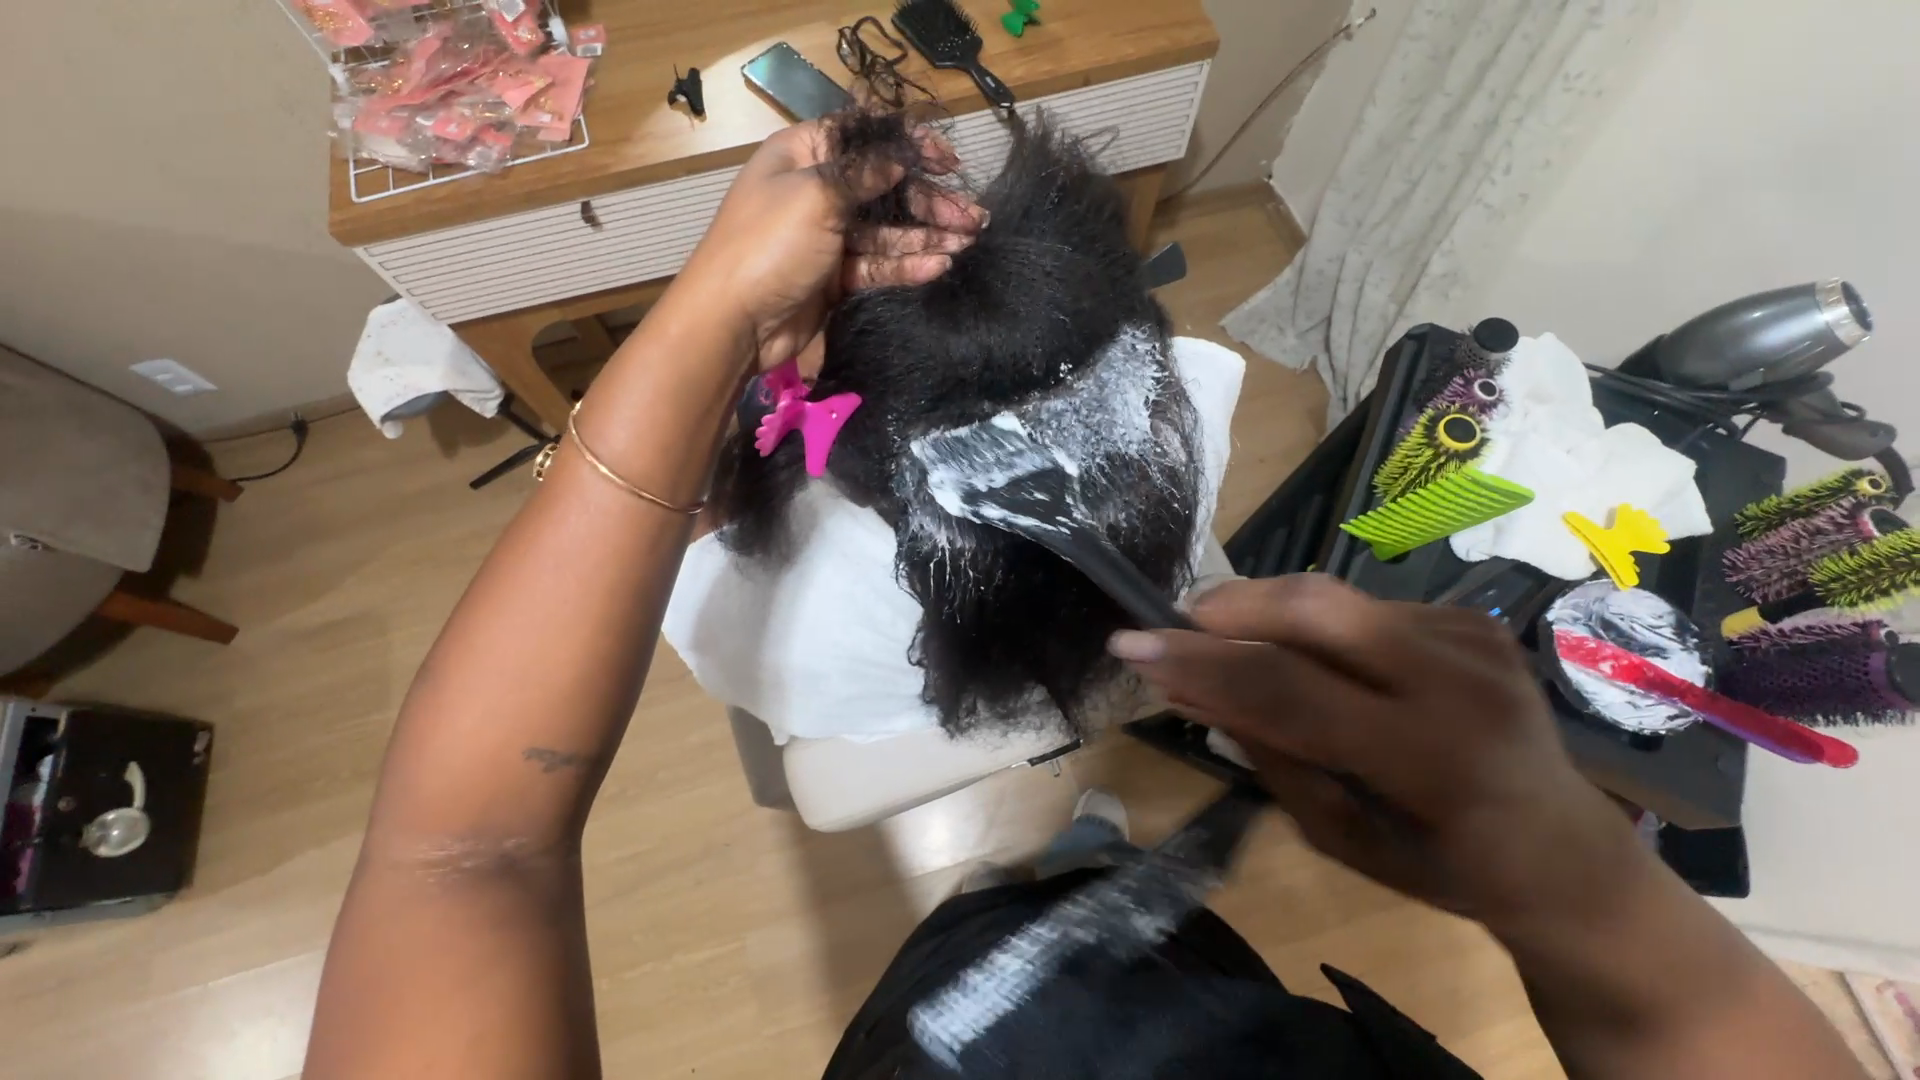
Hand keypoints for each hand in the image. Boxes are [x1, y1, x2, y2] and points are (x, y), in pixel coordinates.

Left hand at [672, 119, 987, 371]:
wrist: (734, 320)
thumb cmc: (768, 245)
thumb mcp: (817, 195)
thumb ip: (865, 174)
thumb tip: (902, 157)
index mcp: (804, 153)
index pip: (865, 138)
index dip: (909, 145)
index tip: (948, 160)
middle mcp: (818, 190)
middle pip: (884, 188)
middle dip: (930, 201)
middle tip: (974, 217)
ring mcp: (827, 237)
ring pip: (887, 231)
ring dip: (927, 235)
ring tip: (969, 241)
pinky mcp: (835, 277)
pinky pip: (877, 265)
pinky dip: (907, 265)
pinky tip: (939, 265)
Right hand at [1110, 575, 1641, 925]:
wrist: (1567, 850)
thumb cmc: (1442, 866)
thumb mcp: (1340, 837)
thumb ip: (1268, 754)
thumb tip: (1190, 685)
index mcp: (1433, 758)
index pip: (1289, 688)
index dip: (1199, 661)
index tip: (1129, 646)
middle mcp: (1460, 680)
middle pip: (1313, 609)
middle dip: (1224, 610)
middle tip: (1169, 628)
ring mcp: (1471, 637)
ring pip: (1329, 598)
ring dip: (1257, 615)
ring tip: (1221, 645)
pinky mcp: (1469, 617)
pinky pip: (1358, 607)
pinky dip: (1306, 626)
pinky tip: (1302, 658)